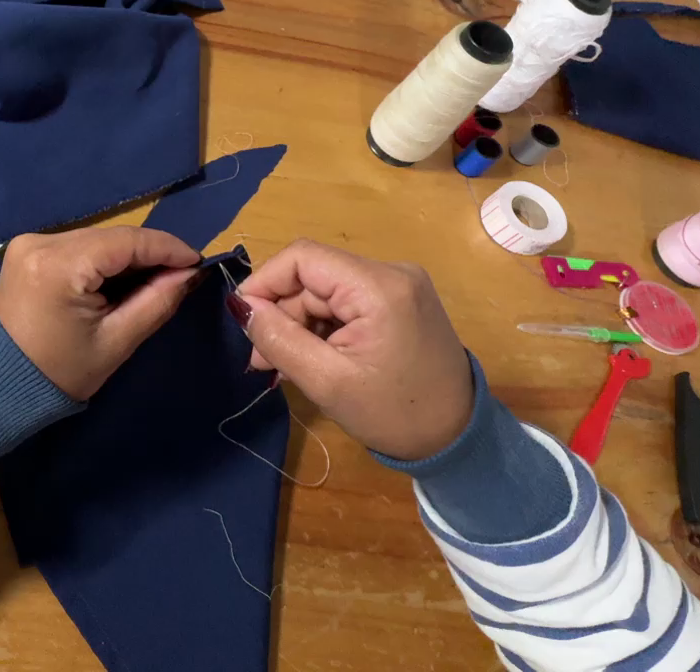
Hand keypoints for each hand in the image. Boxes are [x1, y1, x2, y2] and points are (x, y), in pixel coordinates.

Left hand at [0, 227, 199, 399]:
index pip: (126, 241)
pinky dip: (101, 260)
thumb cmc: (61, 372)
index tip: (198, 260)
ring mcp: (29, 242)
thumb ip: (156, 300)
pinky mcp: (26, 249)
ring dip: (125, 257)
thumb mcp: (117, 341)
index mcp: (59, 264)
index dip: (166, 248)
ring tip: (152, 280)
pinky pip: (76, 246)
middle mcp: (41, 241)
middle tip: (180, 276)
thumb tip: (189, 272)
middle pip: (110, 238)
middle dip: (147, 254)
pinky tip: (118, 279)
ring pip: (95, 240)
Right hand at [236, 240, 472, 459]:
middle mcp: (391, 272)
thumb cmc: (395, 414)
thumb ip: (279, 338)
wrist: (459, 442)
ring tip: (280, 365)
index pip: (303, 258)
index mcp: (379, 286)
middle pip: (313, 277)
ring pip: (324, 291)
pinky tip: (310, 357)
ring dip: (298, 323)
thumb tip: (240, 307)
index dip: (265, 281)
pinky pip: (344, 302)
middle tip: (261, 358)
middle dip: (281, 313)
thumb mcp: (327, 381)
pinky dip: (321, 327)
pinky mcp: (399, 301)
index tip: (244, 319)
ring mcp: (397, 285)